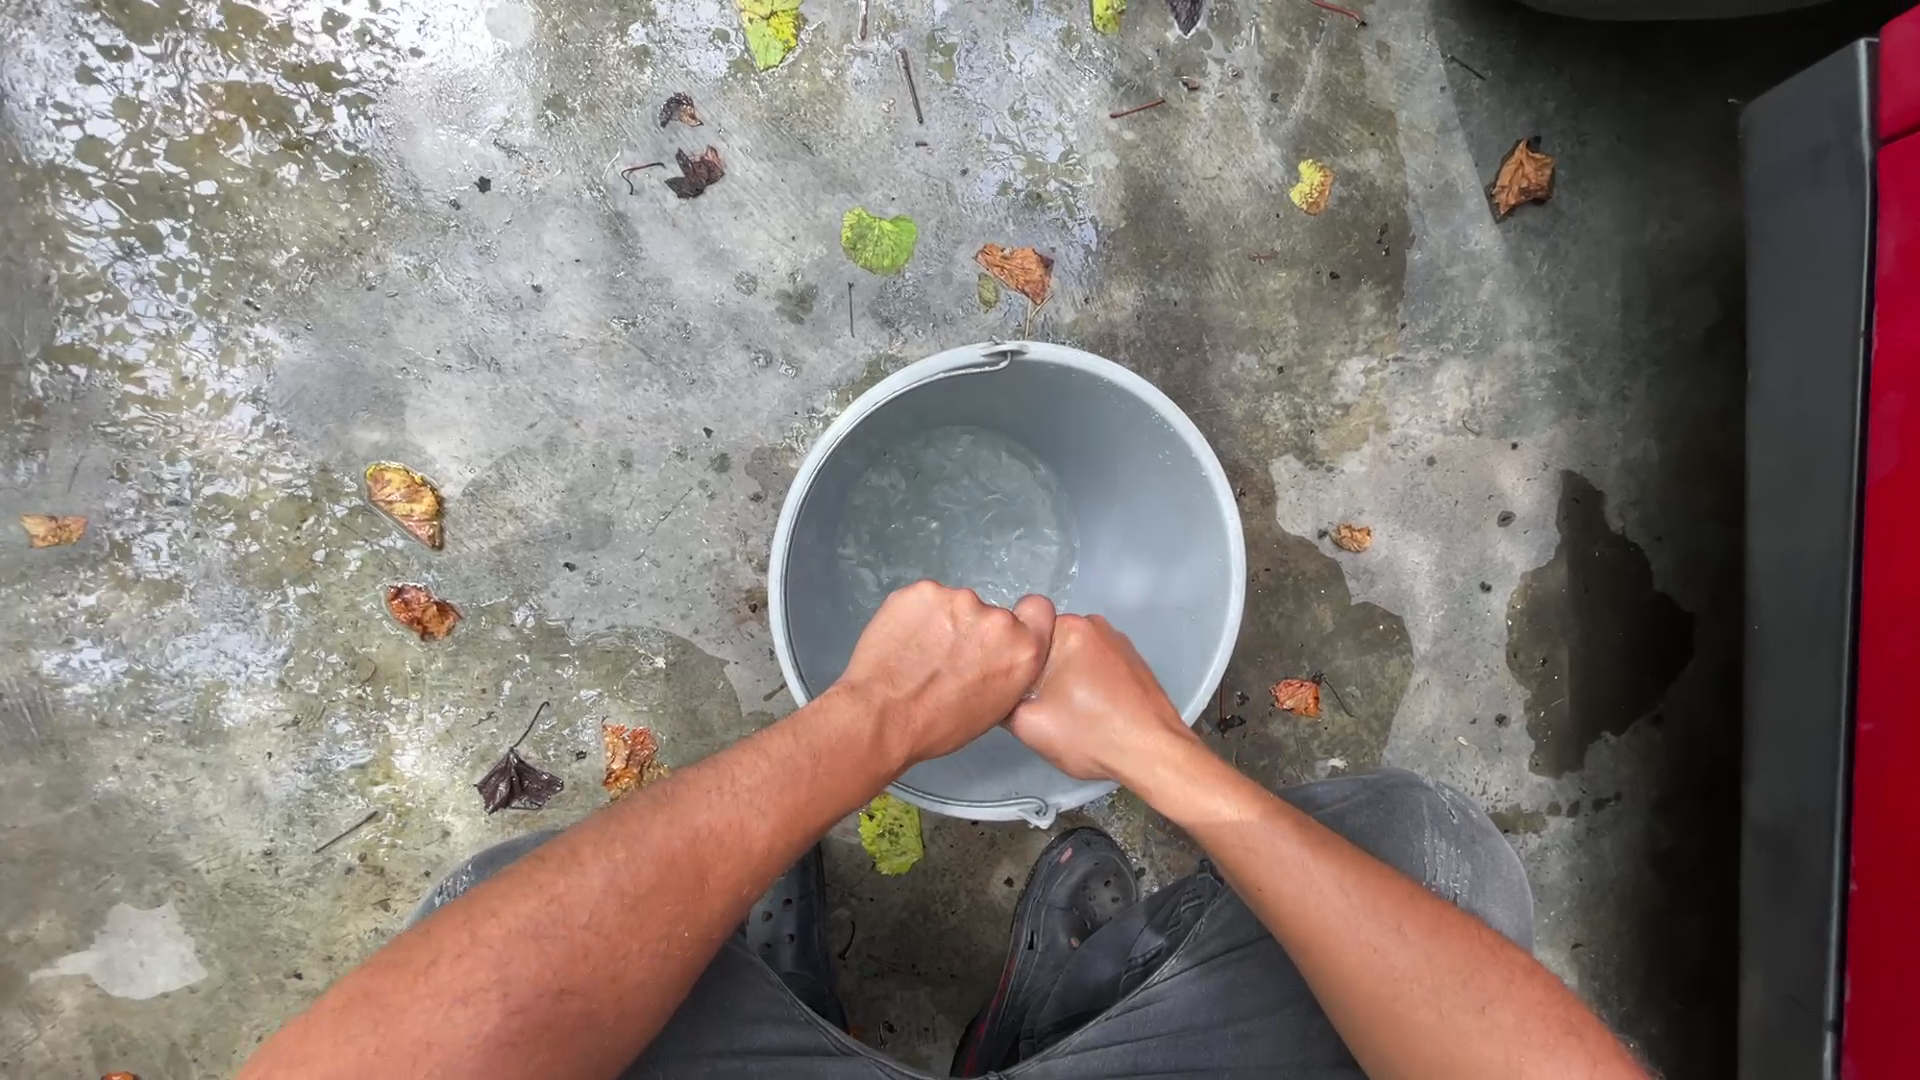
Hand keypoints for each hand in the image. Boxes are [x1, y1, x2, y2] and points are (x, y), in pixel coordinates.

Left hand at [832, 582, 1055, 768]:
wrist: (881, 717)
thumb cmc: (937, 726)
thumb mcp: (993, 708)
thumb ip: (1008, 669)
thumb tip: (997, 656)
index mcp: (1022, 650)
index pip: (1039, 611)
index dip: (1022, 618)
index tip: (999, 635)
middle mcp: (997, 619)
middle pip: (990, 614)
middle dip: (972, 630)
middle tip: (945, 658)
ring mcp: (958, 600)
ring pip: (954, 606)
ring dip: (942, 622)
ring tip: (917, 653)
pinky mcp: (922, 590)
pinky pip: (925, 599)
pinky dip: (915, 615)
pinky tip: (901, 641)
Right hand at [1005, 615, 1196, 784]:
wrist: (1154, 753)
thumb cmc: (1092, 735)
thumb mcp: (1028, 725)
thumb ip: (1002, 701)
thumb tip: (998, 692)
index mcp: (1068, 628)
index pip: (1024, 635)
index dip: (1015, 665)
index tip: (1019, 691)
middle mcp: (1094, 624)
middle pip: (1048, 644)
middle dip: (1041, 671)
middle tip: (1040, 705)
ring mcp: (1117, 641)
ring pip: (1072, 655)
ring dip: (1065, 677)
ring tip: (1067, 710)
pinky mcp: (1132, 660)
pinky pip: (1096, 664)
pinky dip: (1088, 682)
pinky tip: (1090, 710)